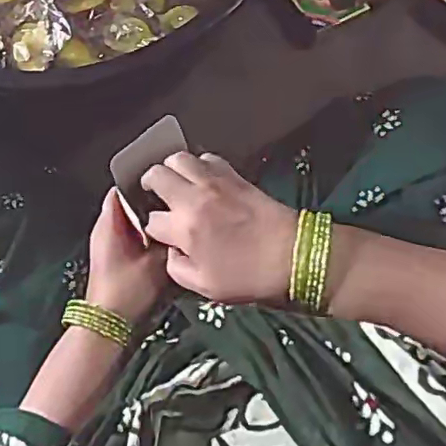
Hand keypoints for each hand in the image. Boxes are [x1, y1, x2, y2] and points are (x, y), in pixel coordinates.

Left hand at [85, 188, 169, 323]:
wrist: (109, 325)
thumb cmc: (126, 292)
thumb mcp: (156, 262)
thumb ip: (170, 238)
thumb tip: (184, 223)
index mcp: (109, 222)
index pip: (123, 186)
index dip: (145, 181)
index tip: (166, 180)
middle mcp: (105, 228)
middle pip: (130, 202)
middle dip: (152, 201)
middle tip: (176, 200)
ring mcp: (109, 242)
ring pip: (134, 221)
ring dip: (151, 220)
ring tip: (175, 218)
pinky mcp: (115, 256)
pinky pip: (134, 236)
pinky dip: (148, 235)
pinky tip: (166, 241)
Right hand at [142, 152, 295, 305]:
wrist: (295, 256)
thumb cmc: (251, 277)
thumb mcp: (205, 286)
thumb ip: (177, 269)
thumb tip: (172, 251)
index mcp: (184, 228)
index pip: (151, 220)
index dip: (153, 229)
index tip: (162, 236)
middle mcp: (194, 198)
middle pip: (156, 175)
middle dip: (150, 185)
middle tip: (154, 195)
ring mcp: (214, 183)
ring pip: (178, 158)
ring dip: (171, 169)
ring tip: (175, 181)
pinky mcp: (233, 175)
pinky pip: (206, 158)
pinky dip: (199, 166)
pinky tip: (203, 180)